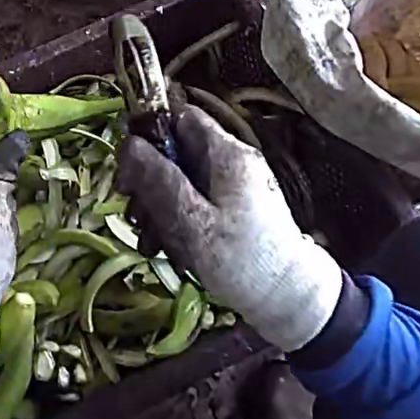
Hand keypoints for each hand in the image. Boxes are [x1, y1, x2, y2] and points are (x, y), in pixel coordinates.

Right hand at [115, 105, 342, 351]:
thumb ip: (159, 180)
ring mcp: (234, 184)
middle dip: (148, 179)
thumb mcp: (192, 222)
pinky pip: (195, 199)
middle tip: (134, 212)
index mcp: (227, 154)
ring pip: (181, 177)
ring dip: (158, 204)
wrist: (291, 302)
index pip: (180, 116)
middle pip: (176, 150)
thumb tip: (128, 144)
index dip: (149, 133)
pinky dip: (177, 218)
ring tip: (150, 240)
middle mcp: (231, 160)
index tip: (129, 167)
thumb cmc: (242, 261)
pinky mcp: (234, 207)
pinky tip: (168, 247)